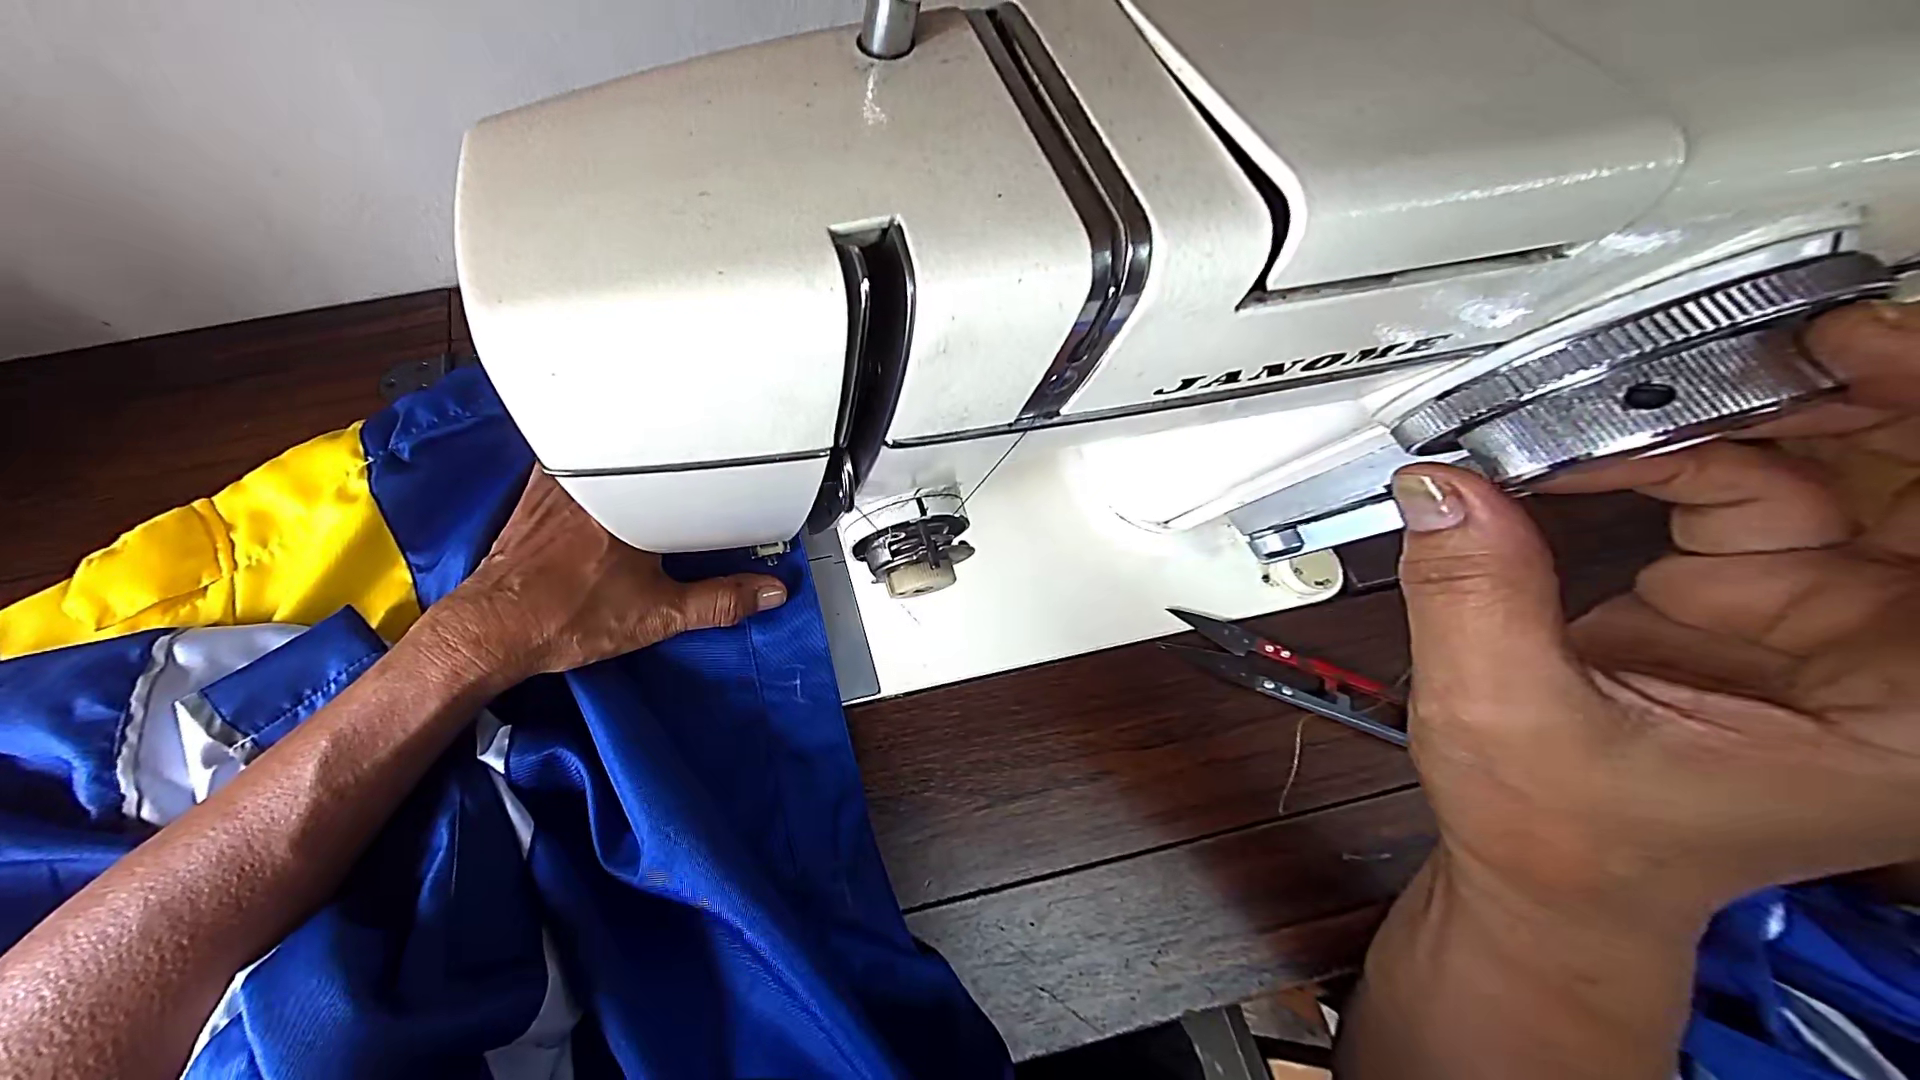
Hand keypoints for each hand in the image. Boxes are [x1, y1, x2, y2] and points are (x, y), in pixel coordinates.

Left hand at [420, 471, 787, 689]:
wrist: (492, 631)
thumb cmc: (561, 619)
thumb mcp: (659, 614)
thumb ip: (719, 602)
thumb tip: (765, 594)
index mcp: (631, 508)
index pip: (688, 479)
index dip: (712, 483)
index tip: (725, 493)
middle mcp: (594, 486)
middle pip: (650, 461)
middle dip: (673, 471)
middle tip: (693, 482)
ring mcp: (562, 485)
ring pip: (612, 457)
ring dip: (633, 467)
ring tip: (654, 483)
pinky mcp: (539, 494)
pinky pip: (577, 466)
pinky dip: (598, 472)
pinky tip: (607, 489)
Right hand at [1391, 299, 1919, 927]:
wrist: (1542, 866)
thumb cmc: (1562, 837)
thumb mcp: (1503, 714)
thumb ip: (1472, 595)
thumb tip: (1441, 491)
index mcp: (1910, 709)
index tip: (1843, 346)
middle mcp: (1892, 654)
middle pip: (1909, 476)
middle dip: (1814, 401)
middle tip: (1703, 364)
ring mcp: (1811, 617)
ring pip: (1811, 468)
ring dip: (1707, 427)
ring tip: (1604, 415)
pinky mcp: (1730, 596)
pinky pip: (1718, 488)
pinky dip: (1643, 462)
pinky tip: (1573, 466)